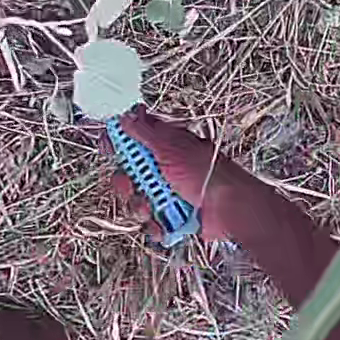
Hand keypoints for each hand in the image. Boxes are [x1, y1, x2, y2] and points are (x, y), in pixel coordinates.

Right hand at [113, 108, 266, 242]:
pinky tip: (163, 223)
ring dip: (141, 206)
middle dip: (127, 184)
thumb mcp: (171, 148)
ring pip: (136, 200)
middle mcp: (164, 168)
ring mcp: (168, 192)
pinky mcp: (171, 215)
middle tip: (134, 186)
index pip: (133, 139)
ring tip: (154, 207)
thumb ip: (145, 132)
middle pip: (129, 174)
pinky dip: (155, 224)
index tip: (110, 148)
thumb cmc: (208, 174)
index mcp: (165, 146)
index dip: (118, 144)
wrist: (229, 208)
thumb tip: (127, 114)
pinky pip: (150, 221)